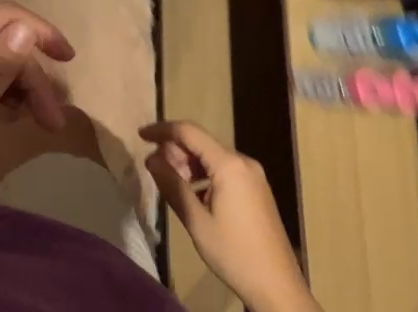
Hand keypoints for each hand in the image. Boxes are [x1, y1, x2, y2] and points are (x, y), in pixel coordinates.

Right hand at [141, 121, 318, 311]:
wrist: (277, 287)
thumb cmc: (234, 254)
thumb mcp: (196, 220)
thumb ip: (172, 184)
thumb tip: (151, 159)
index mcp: (229, 165)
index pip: (189, 132)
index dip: (162, 130)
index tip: (140, 136)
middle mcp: (243, 162)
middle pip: (201, 142)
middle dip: (175, 149)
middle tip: (155, 169)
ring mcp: (253, 175)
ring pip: (212, 155)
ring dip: (189, 163)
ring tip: (171, 182)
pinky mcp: (256, 189)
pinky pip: (224, 169)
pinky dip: (204, 174)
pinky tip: (193, 193)